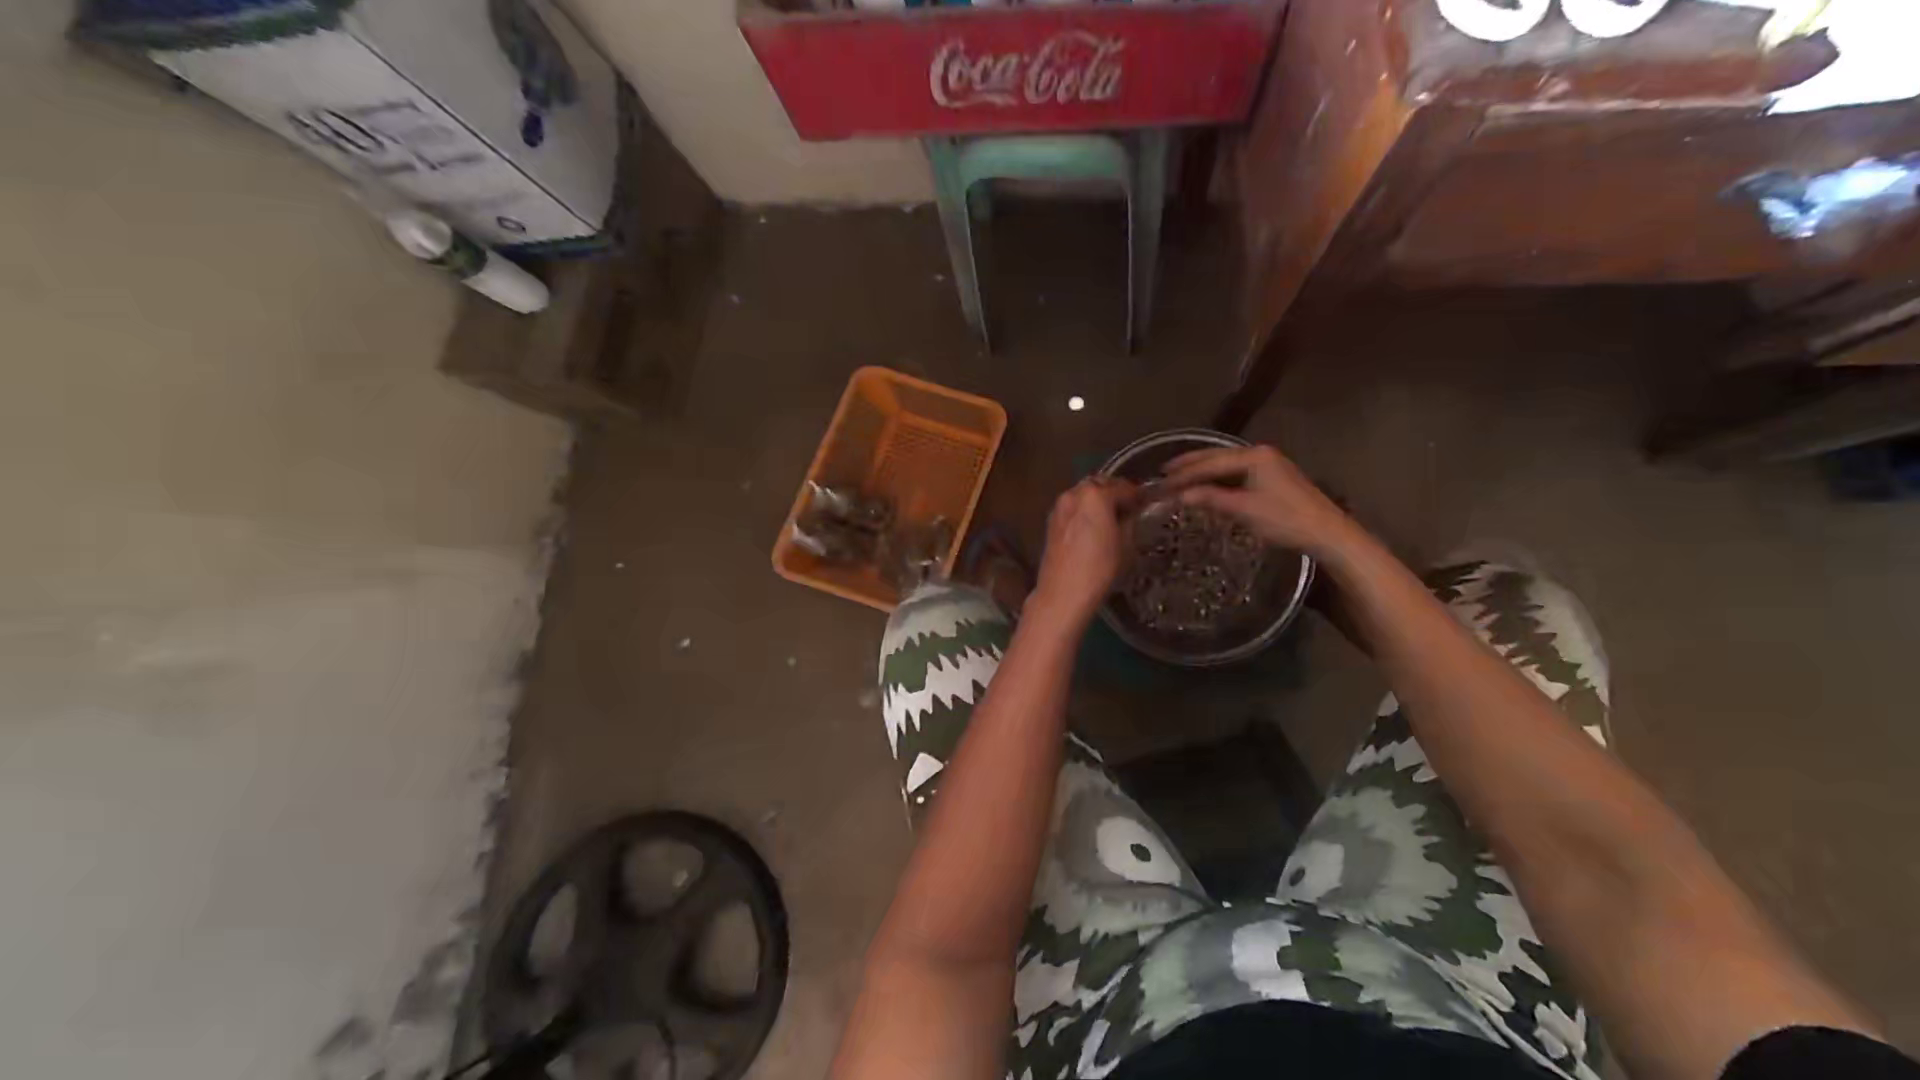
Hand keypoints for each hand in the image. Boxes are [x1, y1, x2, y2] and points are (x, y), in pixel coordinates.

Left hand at [1031, 477, 1133, 621]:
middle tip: (1128, 508)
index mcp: (1096, 495)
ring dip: (1098, 499)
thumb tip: (1131, 512)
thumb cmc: (1100, 568)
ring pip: (1083, 493)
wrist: (1063, 592)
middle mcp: (1074, 493)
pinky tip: (1092, 526)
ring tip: (1111, 517)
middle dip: (1115, 492)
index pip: (1124, 487)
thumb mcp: (1125, 544)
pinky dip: (1084, 509)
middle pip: (1100, 484)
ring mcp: (1060, 506)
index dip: (1138, 495)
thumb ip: (1129, 521)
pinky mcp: (1051, 519)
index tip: (1145, 504)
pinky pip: (1072, 506)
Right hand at [1161, 444, 1357, 556]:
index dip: (1184, 473)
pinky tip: (1206, 487)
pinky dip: (1218, 480)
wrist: (1327, 533)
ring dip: (1203, 472)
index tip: (1162, 482)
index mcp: (1254, 456)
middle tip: (1164, 472)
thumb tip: (1180, 495)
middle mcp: (1260, 454)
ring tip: (1179, 478)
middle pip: (1217, 457)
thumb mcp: (1244, 509)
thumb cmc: (1285, 519)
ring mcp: (1268, 465)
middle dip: (1190, 466)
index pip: (1210, 462)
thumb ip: (1211, 499)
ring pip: (1226, 465)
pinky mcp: (1272, 479)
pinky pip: (1236, 474)